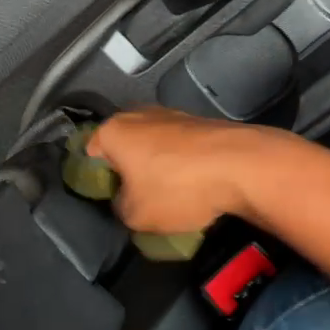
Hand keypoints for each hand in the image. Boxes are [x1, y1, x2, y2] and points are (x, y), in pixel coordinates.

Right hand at [86, 107, 300, 233]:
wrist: (240, 164)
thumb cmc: (176, 187)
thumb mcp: (135, 215)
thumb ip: (119, 207)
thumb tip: (126, 200)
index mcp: (114, 130)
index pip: (89, 154)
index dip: (96, 181)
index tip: (109, 202)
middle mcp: (139, 114)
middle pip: (123, 147)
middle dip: (128, 171)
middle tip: (136, 200)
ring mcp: (172, 114)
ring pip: (152, 146)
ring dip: (156, 167)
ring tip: (168, 197)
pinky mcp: (199, 122)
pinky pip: (178, 147)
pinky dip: (180, 164)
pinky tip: (192, 186)